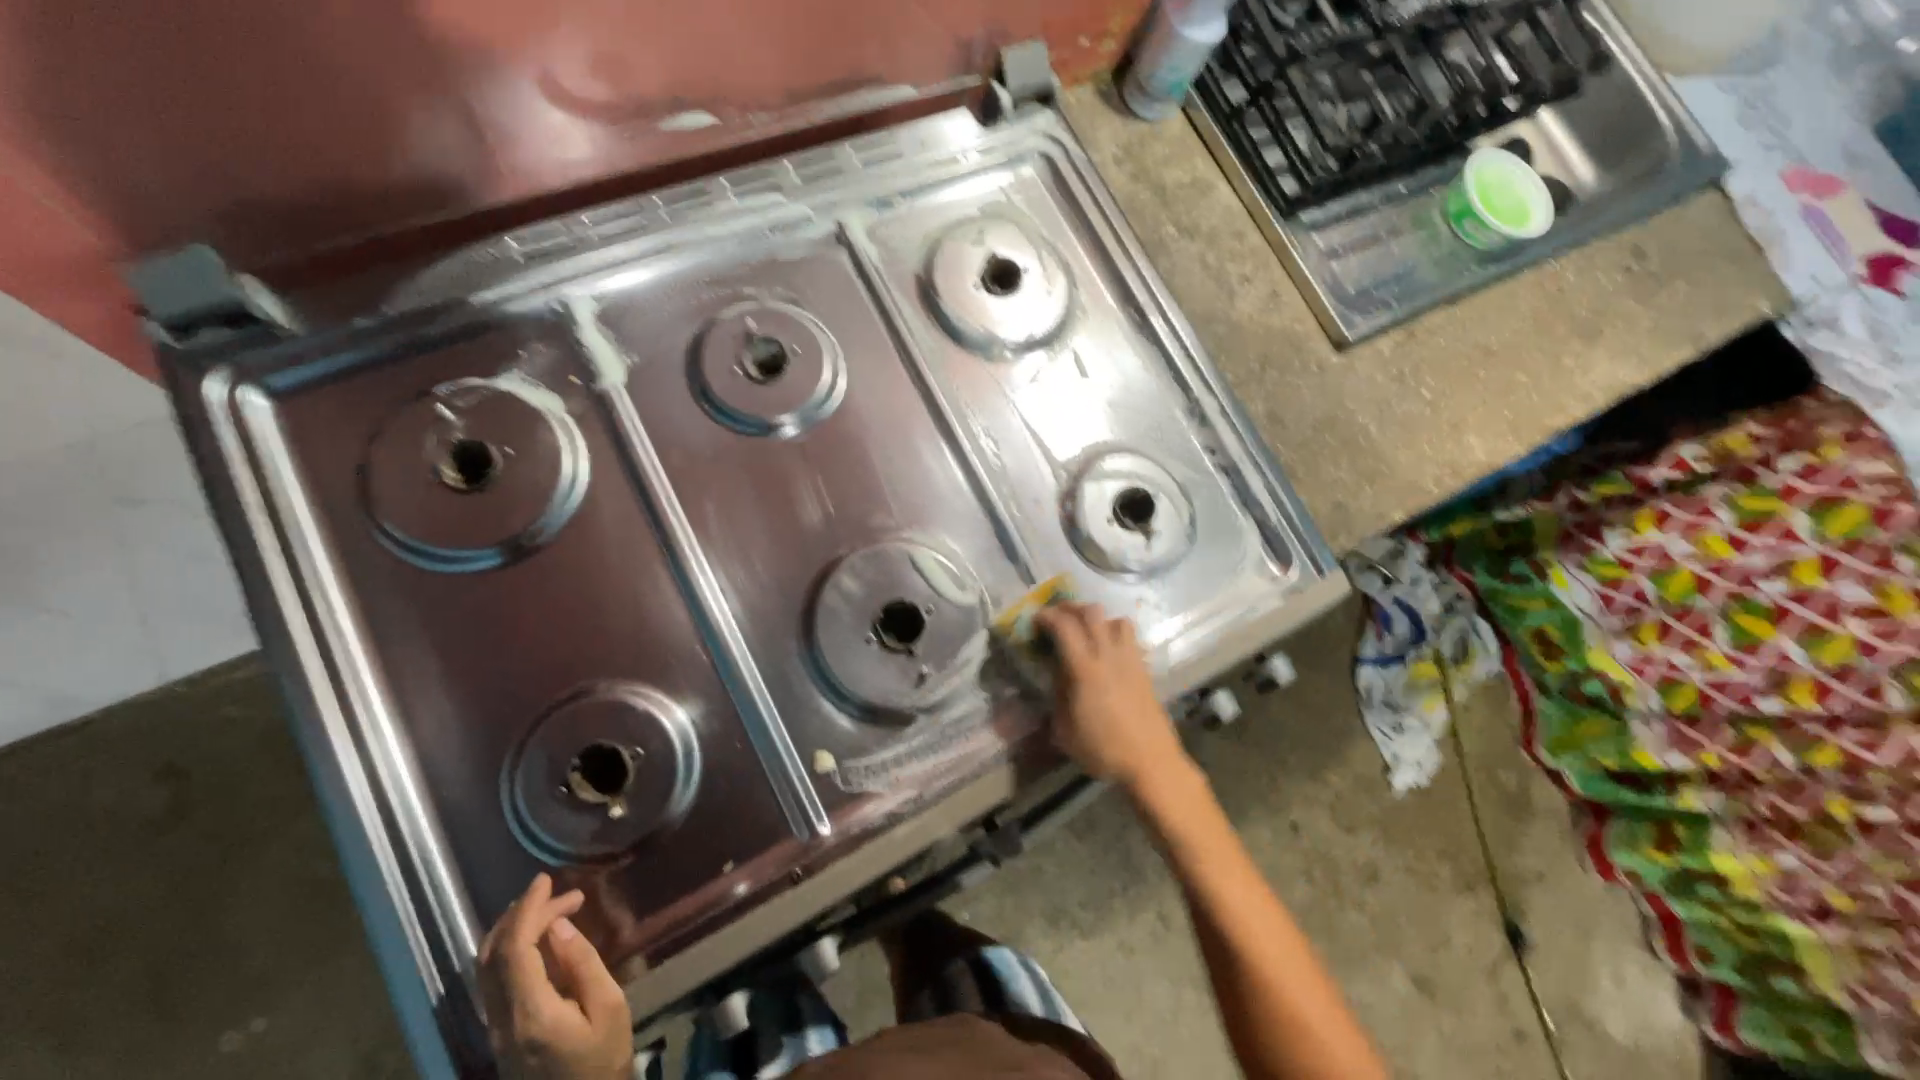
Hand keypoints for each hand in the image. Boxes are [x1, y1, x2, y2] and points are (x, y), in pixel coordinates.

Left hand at [478, 873, 632, 1079]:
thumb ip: (582, 964)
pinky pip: (492, 981)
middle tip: (562, 894)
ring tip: (550, 911)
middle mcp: (502, 1019)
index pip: (514, 948)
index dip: (527, 909)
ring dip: (512, 930)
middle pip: (494, 953)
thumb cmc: (604, 1062)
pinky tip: (537, 943)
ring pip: (485, 967)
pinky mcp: (498, 1034)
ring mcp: (494, 1029)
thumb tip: (558, 926)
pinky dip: (509, 950)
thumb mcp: (610, 1008)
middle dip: (523, 914)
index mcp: (531, 1012)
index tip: (548, 880)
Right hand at [1034, 602, 1191, 794]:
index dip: (1046, 616)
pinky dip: (1115, 634)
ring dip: (1098, 619)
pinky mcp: (1144, 669)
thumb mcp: (1065, 730)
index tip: (1035, 620)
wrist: (1150, 762)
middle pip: (1092, 612)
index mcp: (1085, 669)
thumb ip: (1057, 696)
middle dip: (1071, 609)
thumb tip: (1056, 675)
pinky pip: (1130, 638)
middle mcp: (1109, 655)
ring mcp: (1130, 659)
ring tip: (1086, 633)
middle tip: (1057, 619)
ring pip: (1116, 618)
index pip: (1064, 626)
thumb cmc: (1103, 750)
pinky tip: (1107, 652)